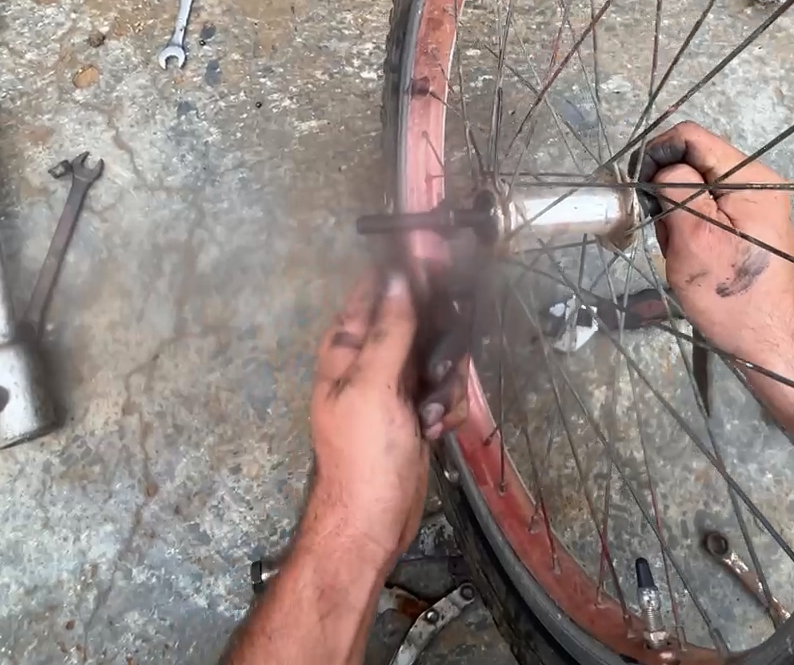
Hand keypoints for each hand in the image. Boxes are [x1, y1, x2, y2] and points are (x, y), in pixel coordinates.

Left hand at [303, 269, 429, 573]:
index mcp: (348, 344)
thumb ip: (389, 329)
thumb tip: (399, 277)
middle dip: (437, 346)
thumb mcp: (373, 385)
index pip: (376, 290)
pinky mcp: (417, 408)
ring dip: (443, 385)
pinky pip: (443, 389)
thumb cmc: (363, 452)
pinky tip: (434, 430)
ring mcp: (396, 383)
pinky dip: (445, 408)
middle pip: (418, 321)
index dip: (406, 277)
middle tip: (436, 373)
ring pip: (437, 356)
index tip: (441, 271)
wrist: (372, 522)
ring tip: (429, 414)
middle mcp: (372, 357)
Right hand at [640, 122, 793, 368]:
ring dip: (673, 212)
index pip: (691, 136)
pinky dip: (685, 226)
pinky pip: (702, 209)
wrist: (769, 346)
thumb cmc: (732, 296)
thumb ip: (678, 189)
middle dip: (665, 189)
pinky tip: (688, 253)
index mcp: (750, 179)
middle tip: (663, 228)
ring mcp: (750, 205)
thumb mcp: (696, 238)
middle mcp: (754, 183)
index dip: (658, 153)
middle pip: (691, 160)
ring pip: (692, 186)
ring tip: (678, 248)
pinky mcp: (743, 225)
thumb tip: (661, 163)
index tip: (640, 186)